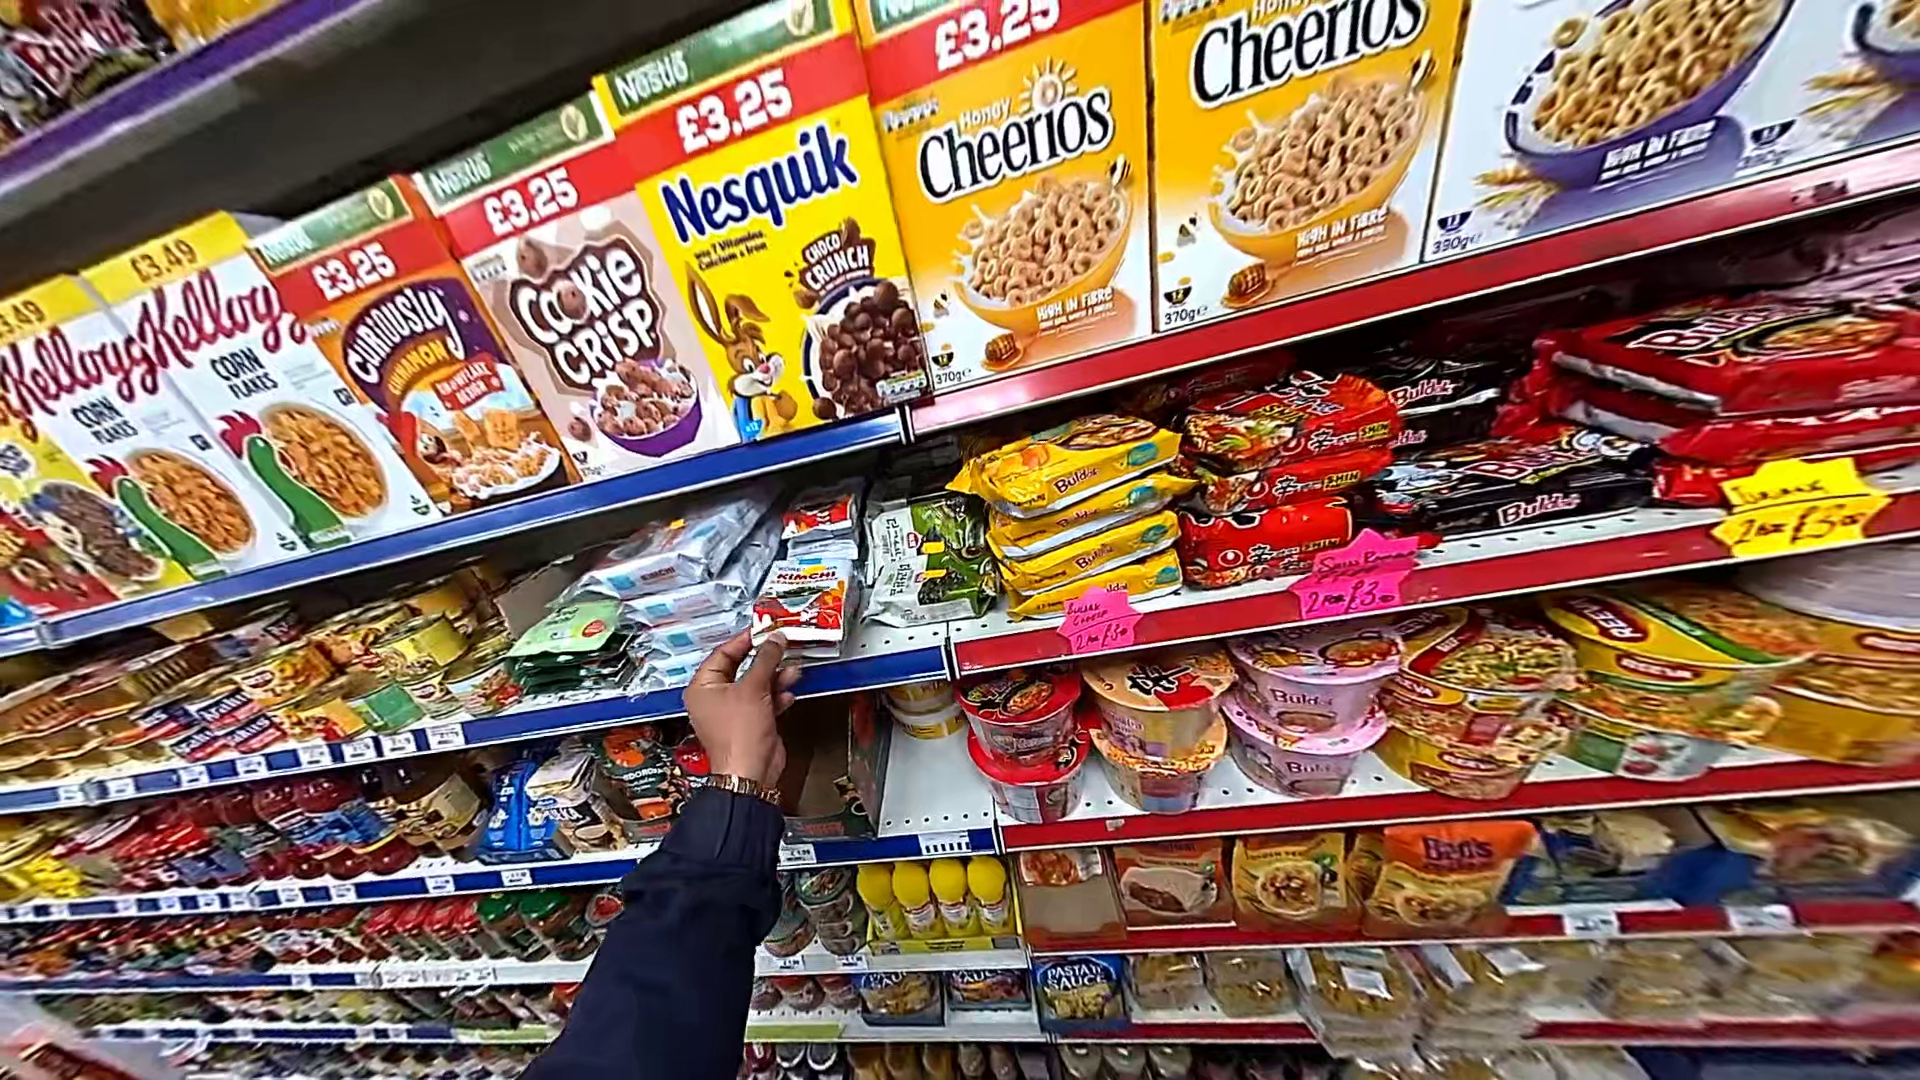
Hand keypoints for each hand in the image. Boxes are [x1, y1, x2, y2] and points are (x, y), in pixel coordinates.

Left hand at [685, 630, 801, 788]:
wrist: (752, 771)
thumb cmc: (739, 734)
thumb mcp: (754, 688)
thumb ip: (766, 660)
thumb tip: (774, 640)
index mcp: (703, 687)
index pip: (723, 654)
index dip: (744, 641)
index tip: (763, 630)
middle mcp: (715, 697)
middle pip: (742, 667)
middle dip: (765, 660)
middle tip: (780, 645)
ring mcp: (734, 710)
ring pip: (757, 683)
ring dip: (775, 677)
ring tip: (791, 670)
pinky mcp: (751, 721)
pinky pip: (765, 699)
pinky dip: (777, 694)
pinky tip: (787, 693)